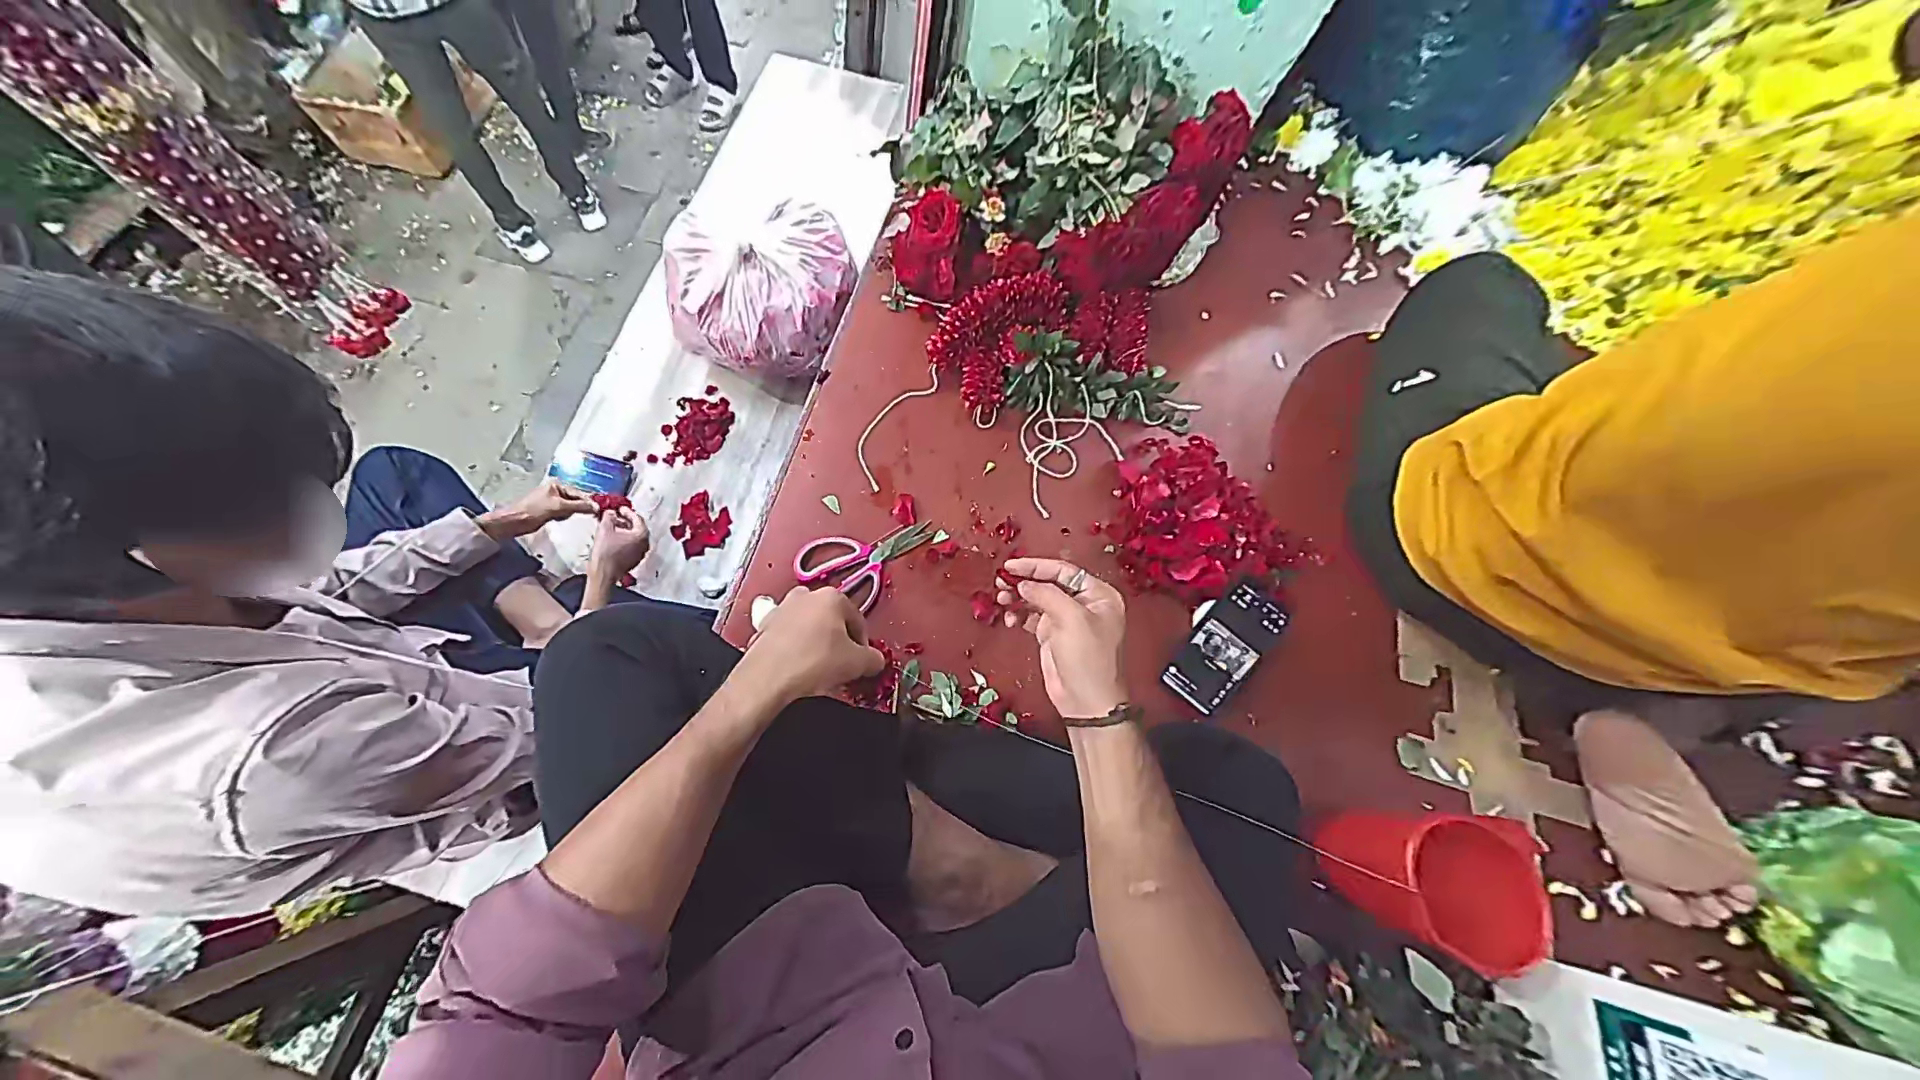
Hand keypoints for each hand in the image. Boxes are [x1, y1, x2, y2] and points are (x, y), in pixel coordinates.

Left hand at [478, 479, 598, 540]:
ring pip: (570, 507)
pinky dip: (562, 516)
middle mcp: (555, 490)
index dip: (588, 502)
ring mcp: (552, 500)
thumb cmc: (534, 511)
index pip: (579, 493)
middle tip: (571, 514)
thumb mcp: (559, 507)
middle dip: (576, 508)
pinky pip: (563, 512)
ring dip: (568, 513)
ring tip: (558, 517)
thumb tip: (596, 507)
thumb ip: (579, 506)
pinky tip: (556, 519)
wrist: (514, 522)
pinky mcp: (549, 509)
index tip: (597, 511)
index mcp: (556, 485)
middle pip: (576, 500)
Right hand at [588, 507, 649, 578]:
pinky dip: (624, 539)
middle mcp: (645, 544)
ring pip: (634, 537)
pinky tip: (613, 537)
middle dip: (625, 520)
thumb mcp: (605, 529)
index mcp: (641, 535)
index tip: (620, 508)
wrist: (602, 574)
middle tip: (615, 516)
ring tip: (612, 526)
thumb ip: (609, 517)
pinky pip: (631, 545)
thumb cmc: (605, 553)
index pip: (637, 518)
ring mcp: (640, 553)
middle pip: (637, 527)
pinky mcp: (634, 559)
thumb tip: (611, 512)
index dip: (627, 512)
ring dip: (624, 529)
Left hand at [735, 586, 884, 706]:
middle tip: (841, 664)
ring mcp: (781, 609)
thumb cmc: (814, 662)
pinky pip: (788, 636)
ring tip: (818, 669)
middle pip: (832, 620)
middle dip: (838, 641)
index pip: (857, 621)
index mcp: (832, 596)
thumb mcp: (858, 664)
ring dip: (816, 643)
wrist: (767, 679)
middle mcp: (806, 595)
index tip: (861, 662)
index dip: (863, 644)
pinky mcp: (763, 626)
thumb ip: (874, 659)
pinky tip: (796, 668)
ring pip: (808, 626)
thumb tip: (875, 661)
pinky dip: (794, 648)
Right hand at [996, 558, 1127, 719]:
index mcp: (1099, 595)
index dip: (1036, 566)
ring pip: (1038, 599)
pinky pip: (1031, 617)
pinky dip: (1019, 615)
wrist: (1085, 701)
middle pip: (1049, 583)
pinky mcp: (1052, 635)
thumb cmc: (1088, 659)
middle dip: (1025, 581)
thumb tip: (1024, 583)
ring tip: (1001, 598)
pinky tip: (1009, 618)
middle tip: (1002, 582)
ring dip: (1018, 597)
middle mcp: (1084, 604)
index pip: (1064, 571)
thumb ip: (1047, 594)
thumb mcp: (1071, 619)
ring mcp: (1067, 619)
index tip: (1011, 566)